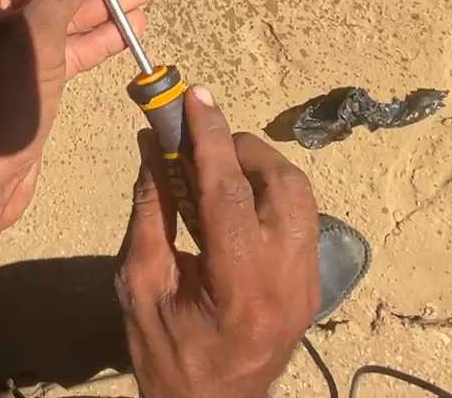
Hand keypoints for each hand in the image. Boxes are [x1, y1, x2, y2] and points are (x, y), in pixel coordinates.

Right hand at [116, 89, 321, 397]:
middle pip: (284, 185)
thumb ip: (150, 209)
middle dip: (242, 147)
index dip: (210, 136)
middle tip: (200, 141)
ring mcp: (308, 285)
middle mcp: (288, 282)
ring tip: (216, 167)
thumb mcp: (140, 283)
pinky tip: (233, 199)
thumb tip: (152, 145)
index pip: (229, 192)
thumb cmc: (166, 355)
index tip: (195, 96)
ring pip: (300, 195)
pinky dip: (268, 190)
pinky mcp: (312, 284)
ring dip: (259, 166)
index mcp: (240, 287)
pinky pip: (299, 216)